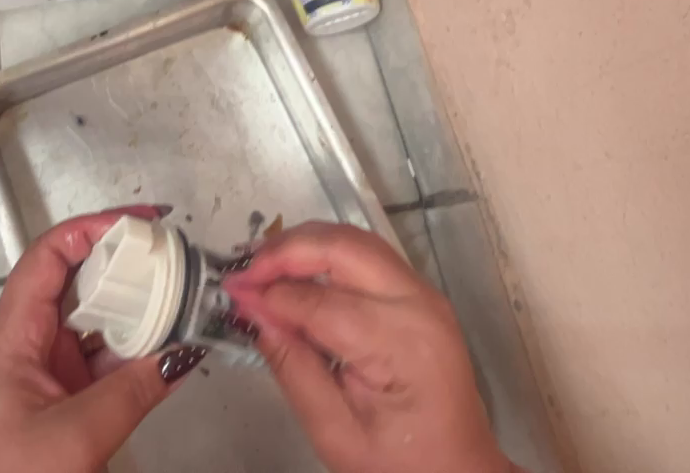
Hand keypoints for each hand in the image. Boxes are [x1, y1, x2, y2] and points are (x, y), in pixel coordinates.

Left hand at [0, 206, 208, 472]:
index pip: (50, 256)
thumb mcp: (70, 437)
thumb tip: (182, 352)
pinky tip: (170, 349)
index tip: (140, 221)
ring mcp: (45, 373)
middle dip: (122, 264)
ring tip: (180, 295)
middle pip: (76, 282)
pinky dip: (134, 354)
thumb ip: (130, 392)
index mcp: (12, 334)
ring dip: (134, 309)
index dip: (93, 228)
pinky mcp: (60, 402)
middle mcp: (27, 342)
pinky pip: (102, 362)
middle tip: (170, 255)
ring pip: (93, 322)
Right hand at [224, 222, 515, 472]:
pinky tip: (296, 268)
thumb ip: (293, 366)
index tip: (231, 292)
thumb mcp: (335, 432)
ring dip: (304, 244)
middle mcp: (418, 303)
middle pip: (343, 247)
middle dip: (287, 250)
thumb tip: (251, 310)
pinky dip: (324, 250)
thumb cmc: (397, 462)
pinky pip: (364, 251)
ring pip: (353, 239)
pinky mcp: (416, 289)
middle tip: (245, 270)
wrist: (458, 471)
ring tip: (262, 265)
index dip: (271, 293)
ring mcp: (421, 290)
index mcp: (402, 344)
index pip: (322, 303)